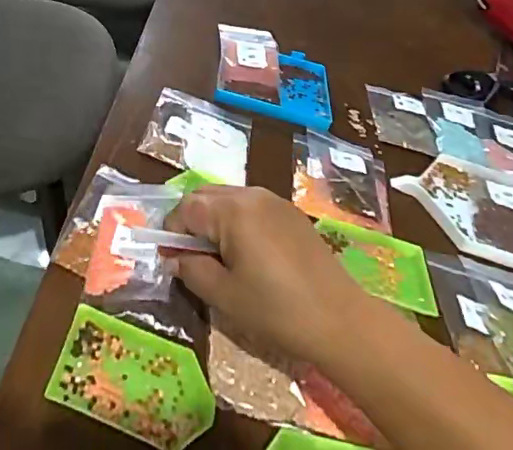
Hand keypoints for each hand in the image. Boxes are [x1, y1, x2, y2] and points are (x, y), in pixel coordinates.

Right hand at [165, 185, 399, 364]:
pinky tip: (248, 254)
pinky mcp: (291, 212)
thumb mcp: (225, 295)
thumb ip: (192, 271)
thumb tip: (176, 258)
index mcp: (232, 210)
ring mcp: (274, 200)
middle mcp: (251, 194)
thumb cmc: (276, 309)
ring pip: (229, 198)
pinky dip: (238, 221)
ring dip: (214, 220)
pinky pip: (252, 206)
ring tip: (219, 258)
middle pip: (206, 196)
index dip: (172, 232)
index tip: (172, 260)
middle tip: (191, 258)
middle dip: (192, 221)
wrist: (340, 319)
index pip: (186, 208)